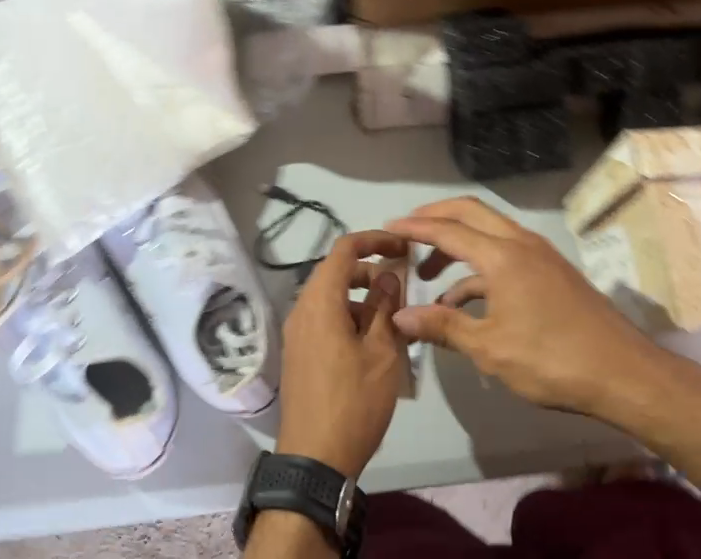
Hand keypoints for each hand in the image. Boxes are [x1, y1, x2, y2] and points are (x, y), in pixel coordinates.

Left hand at [275, 230, 408, 477]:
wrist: (314, 459)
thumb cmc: (353, 402)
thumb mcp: (382, 354)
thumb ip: (386, 308)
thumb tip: (388, 275)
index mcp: (320, 302)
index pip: (344, 249)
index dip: (375, 240)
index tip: (403, 245)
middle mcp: (302, 309)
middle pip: (336, 272)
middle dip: (370, 271)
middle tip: (404, 285)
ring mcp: (297, 333)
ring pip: (331, 298)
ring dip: (362, 298)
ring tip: (395, 320)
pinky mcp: (299, 353)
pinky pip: (324, 320)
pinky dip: (349, 318)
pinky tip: (375, 344)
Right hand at [387, 197, 681, 421]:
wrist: (624, 375)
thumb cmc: (552, 360)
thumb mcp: (489, 348)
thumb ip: (443, 327)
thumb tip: (400, 316)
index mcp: (502, 255)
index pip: (447, 230)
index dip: (415, 228)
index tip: (388, 228)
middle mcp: (521, 244)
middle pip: (470, 213)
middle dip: (436, 218)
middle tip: (408, 233)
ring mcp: (541, 257)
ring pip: (490, 233)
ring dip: (459, 246)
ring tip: (431, 278)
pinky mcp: (553, 274)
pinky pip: (506, 255)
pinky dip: (481, 267)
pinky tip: (467, 302)